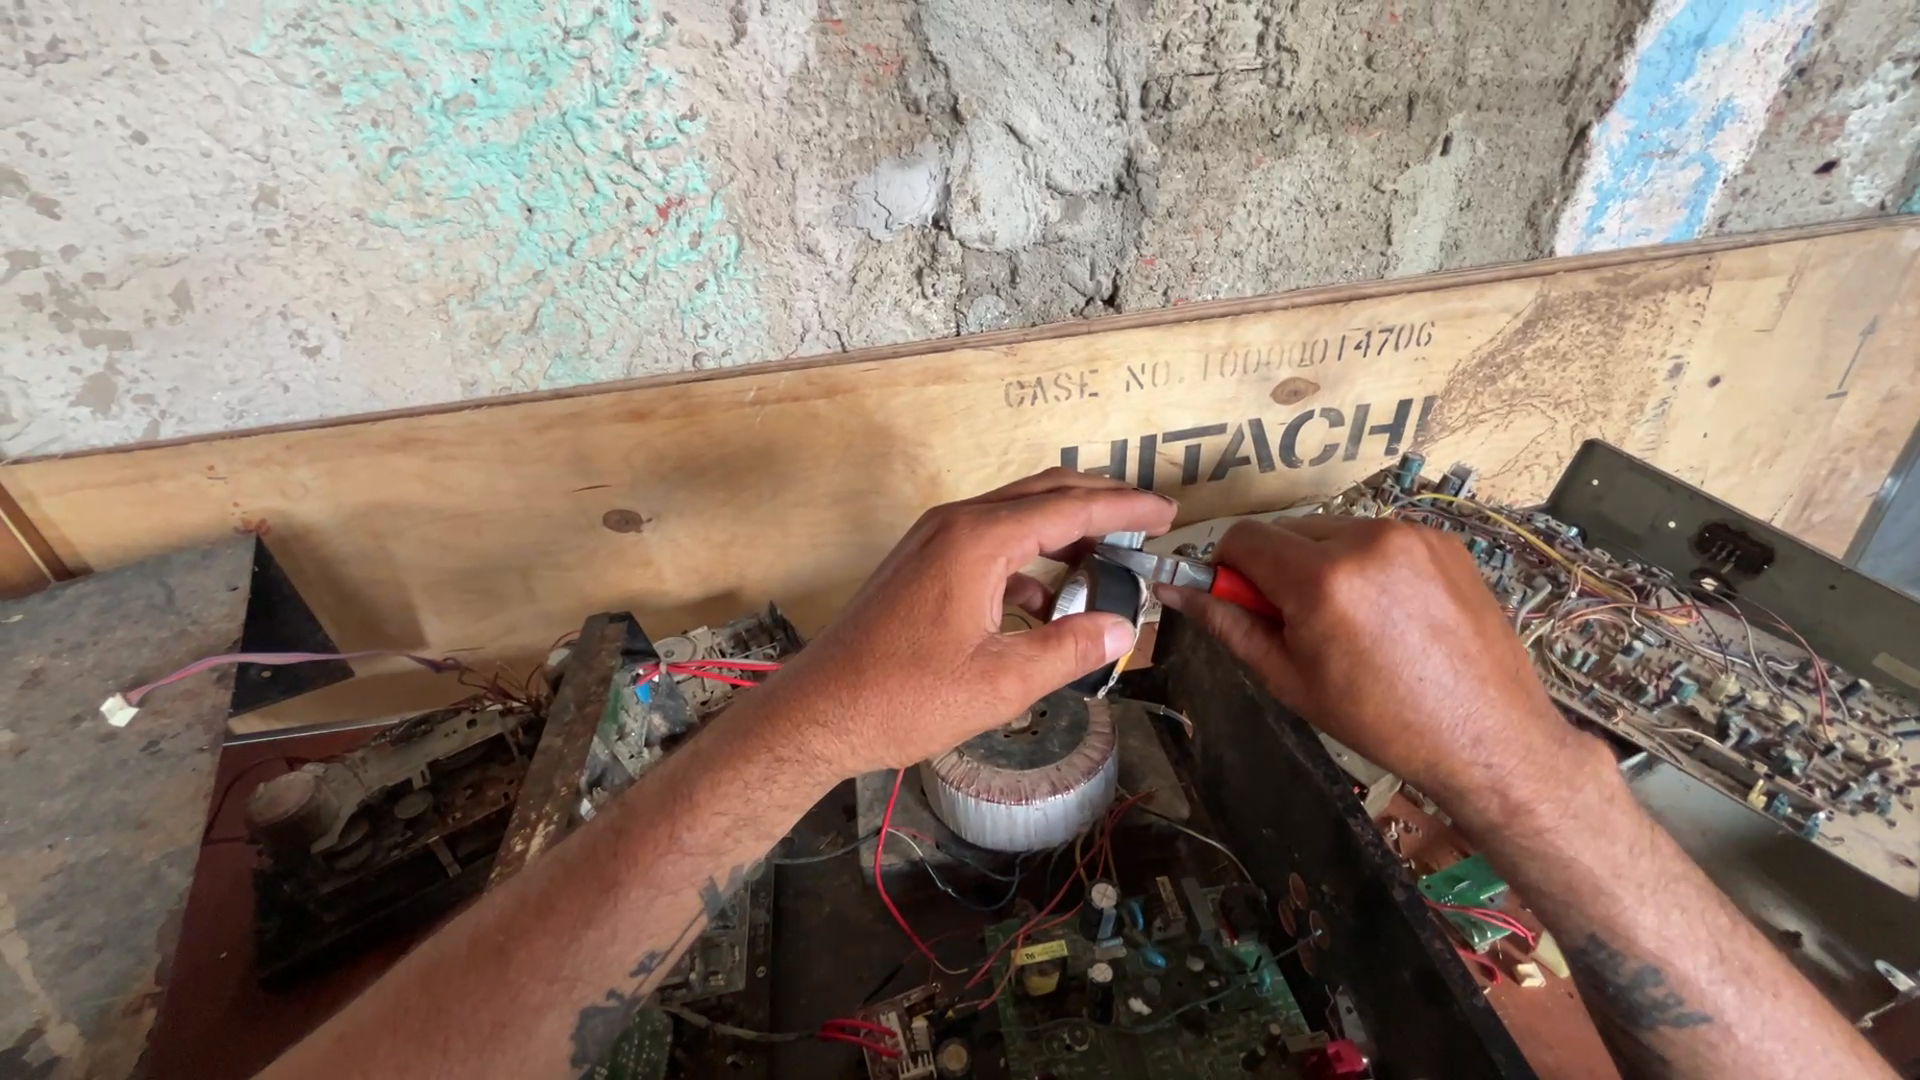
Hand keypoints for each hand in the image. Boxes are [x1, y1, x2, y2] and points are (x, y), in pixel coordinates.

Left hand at [758, 469, 1176, 778]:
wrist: (820, 711)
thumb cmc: (906, 698)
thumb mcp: (1002, 682)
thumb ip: (1069, 648)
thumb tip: (1121, 628)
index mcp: (978, 540)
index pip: (1069, 508)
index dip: (1124, 509)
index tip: (1165, 514)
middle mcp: (955, 523)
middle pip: (1041, 493)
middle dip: (1097, 504)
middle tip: (1144, 523)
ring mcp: (932, 540)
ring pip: (1014, 516)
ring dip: (1062, 532)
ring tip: (1105, 563)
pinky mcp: (921, 563)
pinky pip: (987, 545)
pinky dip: (1026, 561)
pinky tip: (1045, 601)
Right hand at [1156, 516, 1588, 816]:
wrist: (1489, 737)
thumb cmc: (1377, 719)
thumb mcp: (1286, 678)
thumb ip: (1226, 623)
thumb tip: (1171, 588)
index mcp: (1321, 579)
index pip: (1242, 538)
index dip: (1227, 567)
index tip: (1240, 600)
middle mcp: (1365, 539)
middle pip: (1284, 531)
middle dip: (1275, 568)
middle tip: (1297, 621)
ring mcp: (1410, 534)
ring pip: (1328, 530)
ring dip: (1317, 562)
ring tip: (1348, 618)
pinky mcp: (1441, 539)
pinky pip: (1373, 535)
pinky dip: (1361, 561)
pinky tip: (1386, 609)